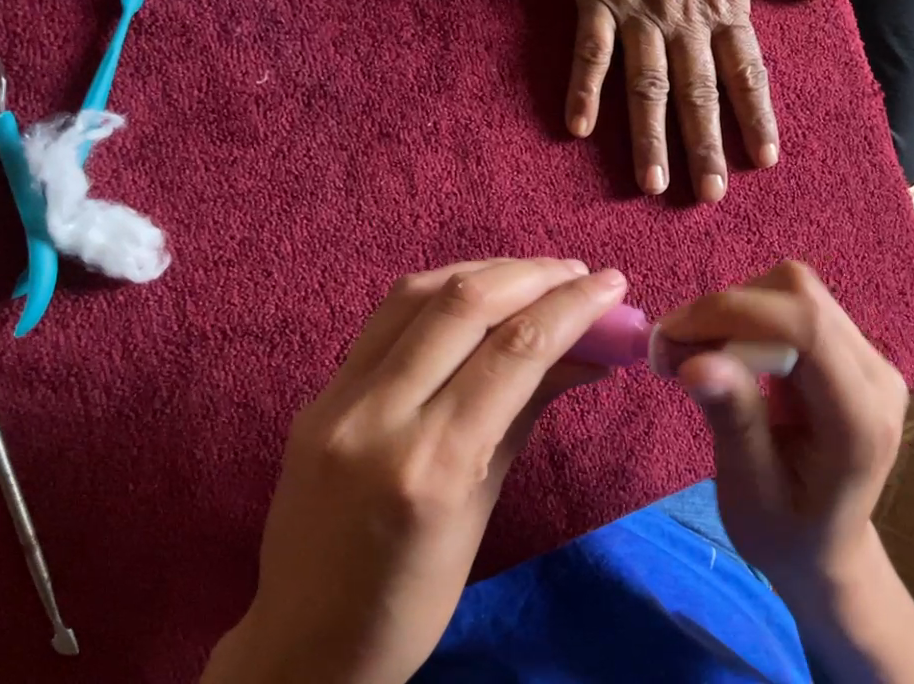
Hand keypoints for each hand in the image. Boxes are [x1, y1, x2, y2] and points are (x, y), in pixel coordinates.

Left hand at [204, 259, 624, 683]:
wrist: (302, 640)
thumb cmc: (411, 598)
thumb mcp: (482, 509)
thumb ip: (526, 414)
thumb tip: (586, 355)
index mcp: (433, 463)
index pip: (515, 351)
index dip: (572, 305)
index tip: (612, 283)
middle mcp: (380, 416)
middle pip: (466, 304)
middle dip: (535, 275)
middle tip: (579, 274)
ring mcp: (338, 399)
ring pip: (419, 294)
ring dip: (487, 272)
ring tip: (535, 275)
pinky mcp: (318, 393)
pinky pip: (385, 318)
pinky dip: (440, 291)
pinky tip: (475, 293)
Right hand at [567, 0, 833, 202]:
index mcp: (728, 0)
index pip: (747, 73)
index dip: (756, 118)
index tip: (764, 160)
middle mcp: (687, 15)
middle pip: (698, 93)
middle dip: (705, 146)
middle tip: (708, 195)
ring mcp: (640, 9)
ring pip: (646, 85)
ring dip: (650, 137)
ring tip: (652, 182)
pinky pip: (590, 51)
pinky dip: (583, 89)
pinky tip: (577, 128)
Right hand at [657, 261, 903, 590]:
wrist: (826, 550)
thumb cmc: (786, 534)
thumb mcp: (750, 493)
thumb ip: (733, 421)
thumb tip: (695, 360)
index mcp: (860, 420)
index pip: (808, 329)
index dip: (736, 314)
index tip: (672, 335)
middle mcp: (877, 375)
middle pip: (801, 296)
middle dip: (726, 309)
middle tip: (672, 347)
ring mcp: (868, 356)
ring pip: (794, 290)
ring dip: (733, 310)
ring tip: (692, 351)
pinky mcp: (848, 348)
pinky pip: (793, 305)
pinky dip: (745, 316)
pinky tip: (720, 352)